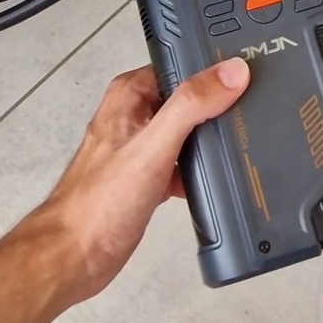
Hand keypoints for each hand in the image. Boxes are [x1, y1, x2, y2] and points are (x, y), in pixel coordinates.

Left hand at [26, 58, 248, 302]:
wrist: (75, 257)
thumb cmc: (98, 203)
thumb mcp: (154, 145)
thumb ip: (192, 105)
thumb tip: (230, 73)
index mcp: (130, 95)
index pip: (181, 65)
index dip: (212, 68)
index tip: (245, 74)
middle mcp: (135, 115)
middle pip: (189, 98)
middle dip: (216, 107)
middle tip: (247, 112)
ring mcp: (141, 146)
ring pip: (188, 131)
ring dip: (208, 140)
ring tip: (233, 147)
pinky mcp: (147, 175)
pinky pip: (184, 161)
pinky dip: (198, 169)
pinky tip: (211, 181)